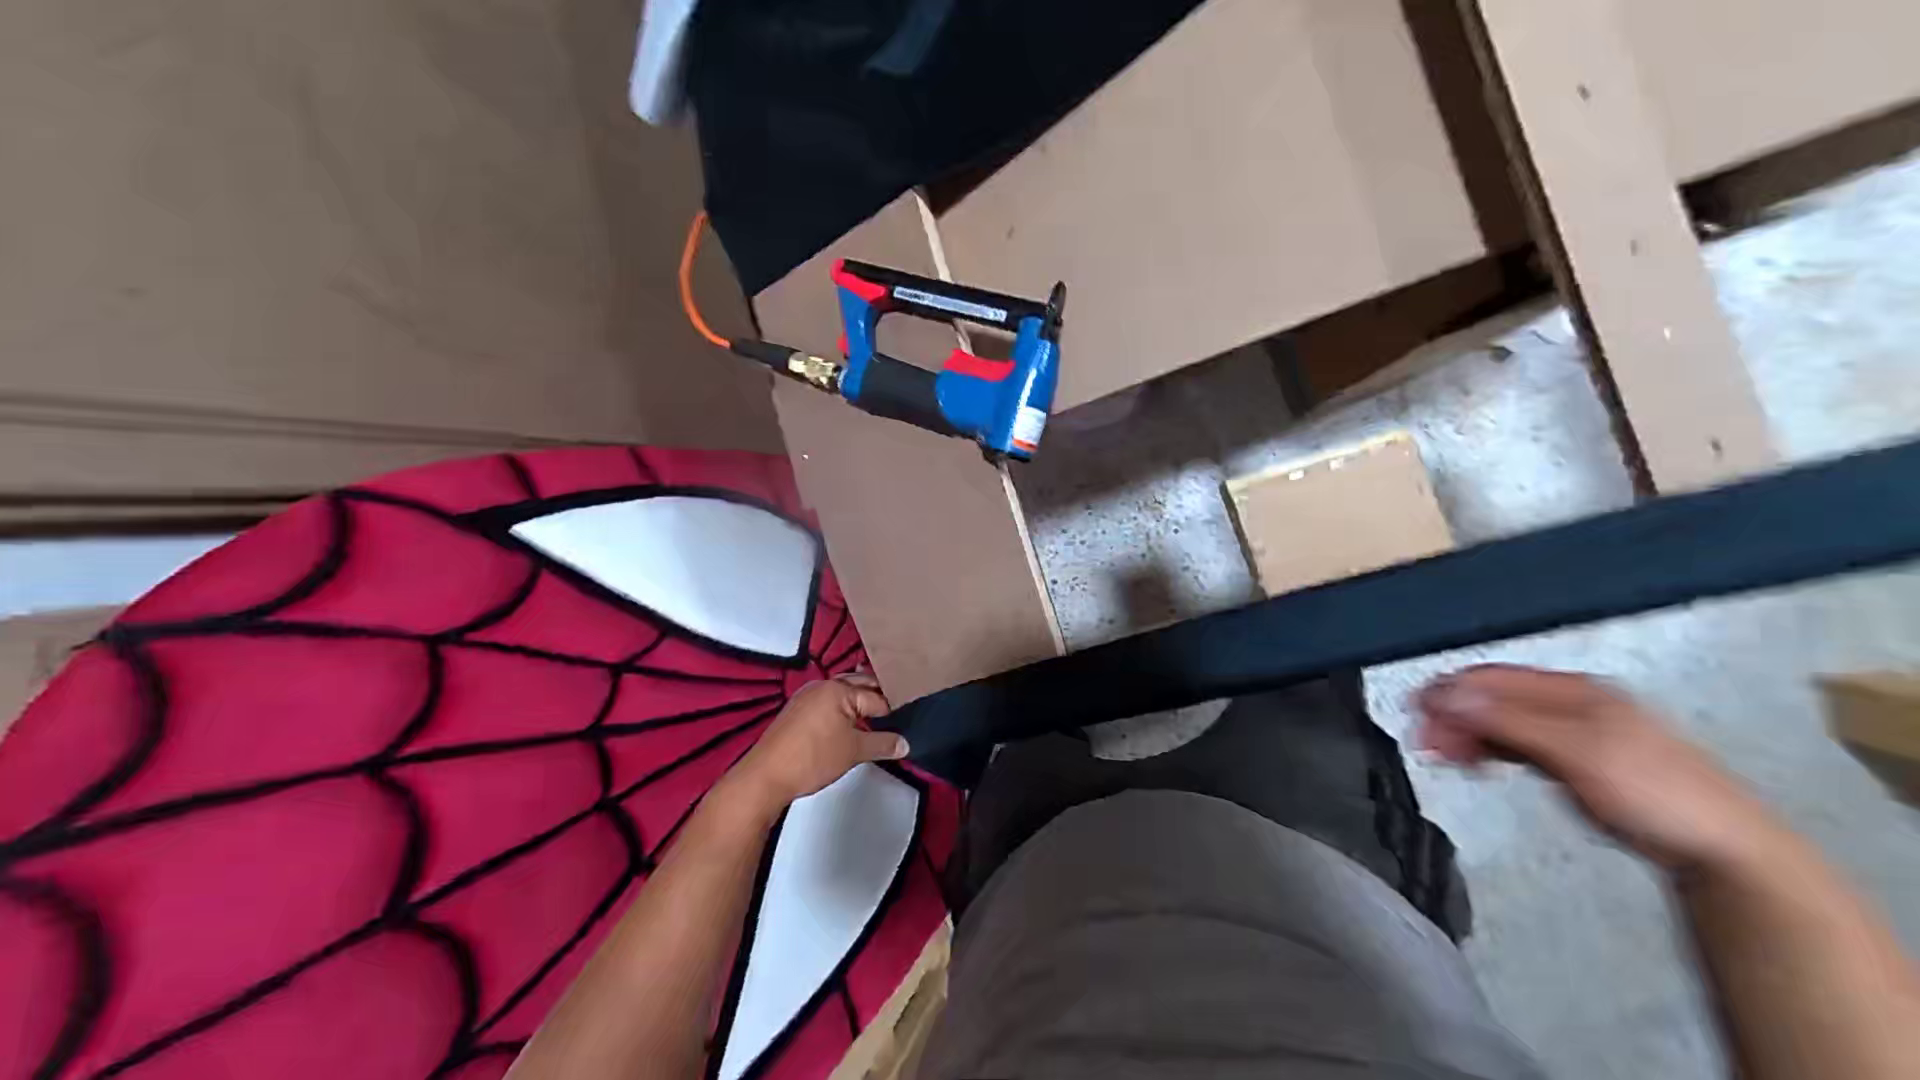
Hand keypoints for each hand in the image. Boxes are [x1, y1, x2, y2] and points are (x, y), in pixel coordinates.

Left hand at [723, 674, 908, 815]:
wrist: (765, 776)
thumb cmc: (811, 758)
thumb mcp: (854, 752)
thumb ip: (883, 744)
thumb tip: (905, 744)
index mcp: (838, 689)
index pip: (876, 698)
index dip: (892, 713)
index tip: (906, 725)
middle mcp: (822, 686)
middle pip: (859, 686)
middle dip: (877, 699)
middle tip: (896, 717)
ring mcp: (806, 697)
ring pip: (842, 695)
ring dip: (859, 706)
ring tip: (876, 723)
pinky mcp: (797, 712)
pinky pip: (827, 704)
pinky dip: (842, 712)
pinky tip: (849, 728)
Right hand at [1416, 664, 1781, 872]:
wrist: (1725, 852)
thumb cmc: (1656, 796)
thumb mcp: (1576, 753)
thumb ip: (1509, 720)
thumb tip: (1448, 693)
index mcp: (1573, 691)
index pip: (1491, 678)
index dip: (1448, 692)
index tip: (1415, 716)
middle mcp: (1570, 702)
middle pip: (1492, 697)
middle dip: (1453, 715)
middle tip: (1426, 745)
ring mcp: (1574, 730)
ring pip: (1500, 719)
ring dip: (1467, 733)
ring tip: (1444, 757)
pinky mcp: (1575, 758)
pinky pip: (1516, 741)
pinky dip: (1489, 748)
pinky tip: (1478, 762)